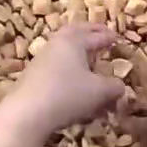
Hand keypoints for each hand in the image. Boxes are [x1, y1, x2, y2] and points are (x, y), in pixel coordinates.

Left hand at [0, 24, 126, 137]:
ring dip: (77, 50)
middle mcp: (56, 45)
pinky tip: (73, 78)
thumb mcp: (99, 91)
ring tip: (88, 56)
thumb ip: (114, 86)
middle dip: (90, 32)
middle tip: (101, 33)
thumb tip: (120, 86)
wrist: (26, 114)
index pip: (96, 36)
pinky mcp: (33, 77)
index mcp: (73, 41)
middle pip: (75, 32)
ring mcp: (42, 60)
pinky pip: (56, 65)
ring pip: (63, 49)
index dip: (109, 37)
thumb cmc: (67, 94)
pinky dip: (68, 67)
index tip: (119, 38)